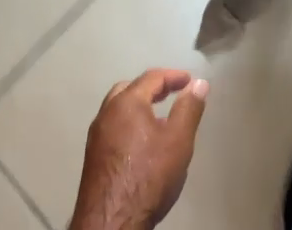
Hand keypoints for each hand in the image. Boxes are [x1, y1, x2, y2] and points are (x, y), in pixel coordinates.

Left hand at [69, 68, 209, 229]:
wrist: (111, 221)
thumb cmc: (148, 176)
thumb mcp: (178, 141)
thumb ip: (189, 109)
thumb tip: (199, 83)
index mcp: (126, 103)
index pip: (151, 78)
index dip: (173, 76)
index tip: (189, 81)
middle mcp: (106, 114)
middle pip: (129, 89)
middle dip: (152, 88)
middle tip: (171, 93)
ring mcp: (96, 136)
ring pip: (118, 109)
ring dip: (138, 106)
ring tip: (158, 117)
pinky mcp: (92, 157)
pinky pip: (112, 127)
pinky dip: (128, 123)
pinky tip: (141, 142)